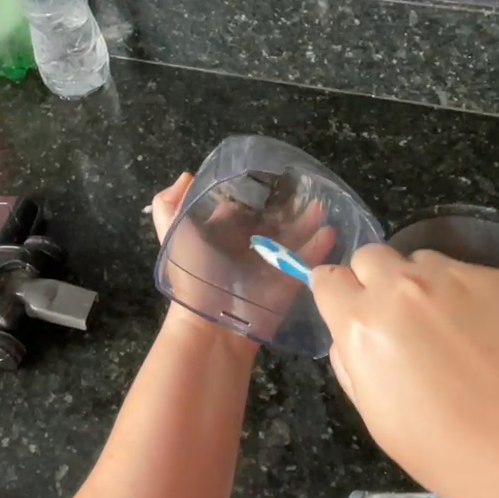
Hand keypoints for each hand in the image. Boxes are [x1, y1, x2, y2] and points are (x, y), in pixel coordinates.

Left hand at [149, 172, 334, 346]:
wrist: (209, 324)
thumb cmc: (192, 275)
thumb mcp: (173, 234)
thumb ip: (168, 205)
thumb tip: (187, 175)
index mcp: (225, 232)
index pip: (244, 206)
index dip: (257, 191)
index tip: (276, 173)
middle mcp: (248, 245)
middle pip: (273, 220)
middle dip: (290, 205)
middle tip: (308, 186)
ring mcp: (269, 264)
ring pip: (293, 238)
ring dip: (308, 222)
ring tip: (322, 205)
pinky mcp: (285, 283)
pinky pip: (304, 262)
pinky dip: (318, 248)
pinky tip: (330, 231)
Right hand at [308, 246, 498, 497]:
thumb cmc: (451, 453)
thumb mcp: (378, 420)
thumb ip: (352, 365)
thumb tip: (350, 337)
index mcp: (362, 324)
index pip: (328, 279)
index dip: (338, 295)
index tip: (351, 311)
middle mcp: (401, 288)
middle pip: (371, 257)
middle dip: (377, 281)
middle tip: (402, 321)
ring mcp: (453, 278)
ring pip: (421, 261)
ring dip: (424, 286)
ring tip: (454, 332)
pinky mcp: (498, 278)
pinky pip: (468, 274)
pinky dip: (470, 297)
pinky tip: (493, 337)